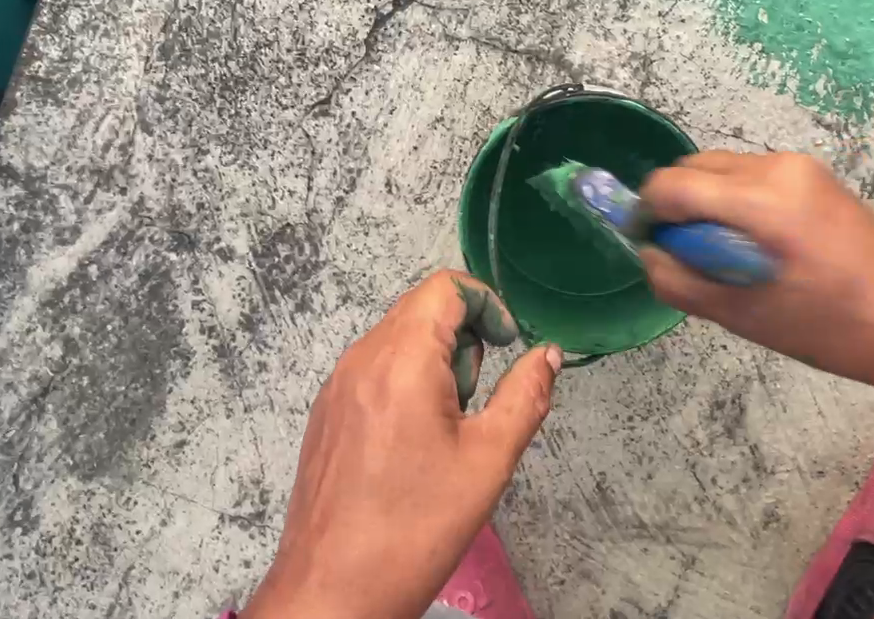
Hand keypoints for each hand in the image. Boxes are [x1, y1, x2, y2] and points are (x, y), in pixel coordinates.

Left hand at [245, 272, 562, 618]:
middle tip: (475, 401)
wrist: (330, 597)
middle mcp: (361, 356)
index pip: (446, 287)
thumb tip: (547, 353)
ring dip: (435, 361)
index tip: (507, 346)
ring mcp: (337, 383)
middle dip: (463, 338)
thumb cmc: (415, 527)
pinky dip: (405, 379)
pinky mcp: (326, 410)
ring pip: (399, 337)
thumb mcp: (487, 461)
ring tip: (445, 428)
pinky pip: (375, 366)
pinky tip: (410, 443)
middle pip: (422, 308)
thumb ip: (525, 396)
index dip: (487, 303)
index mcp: (401, 358)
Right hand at [637, 152, 873, 388]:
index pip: (671, 185)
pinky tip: (755, 244)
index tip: (648, 244)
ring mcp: (798, 165)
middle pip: (691, 169)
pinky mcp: (813, 174)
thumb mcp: (747, 318)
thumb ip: (681, 282)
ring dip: (704, 203)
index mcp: (760, 202)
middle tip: (688, 256)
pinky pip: (748, 176)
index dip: (645, 212)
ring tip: (725, 254)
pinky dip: (732, 201)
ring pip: (719, 169)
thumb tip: (649, 254)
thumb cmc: (837, 330)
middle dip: (675, 206)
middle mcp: (776, 167)